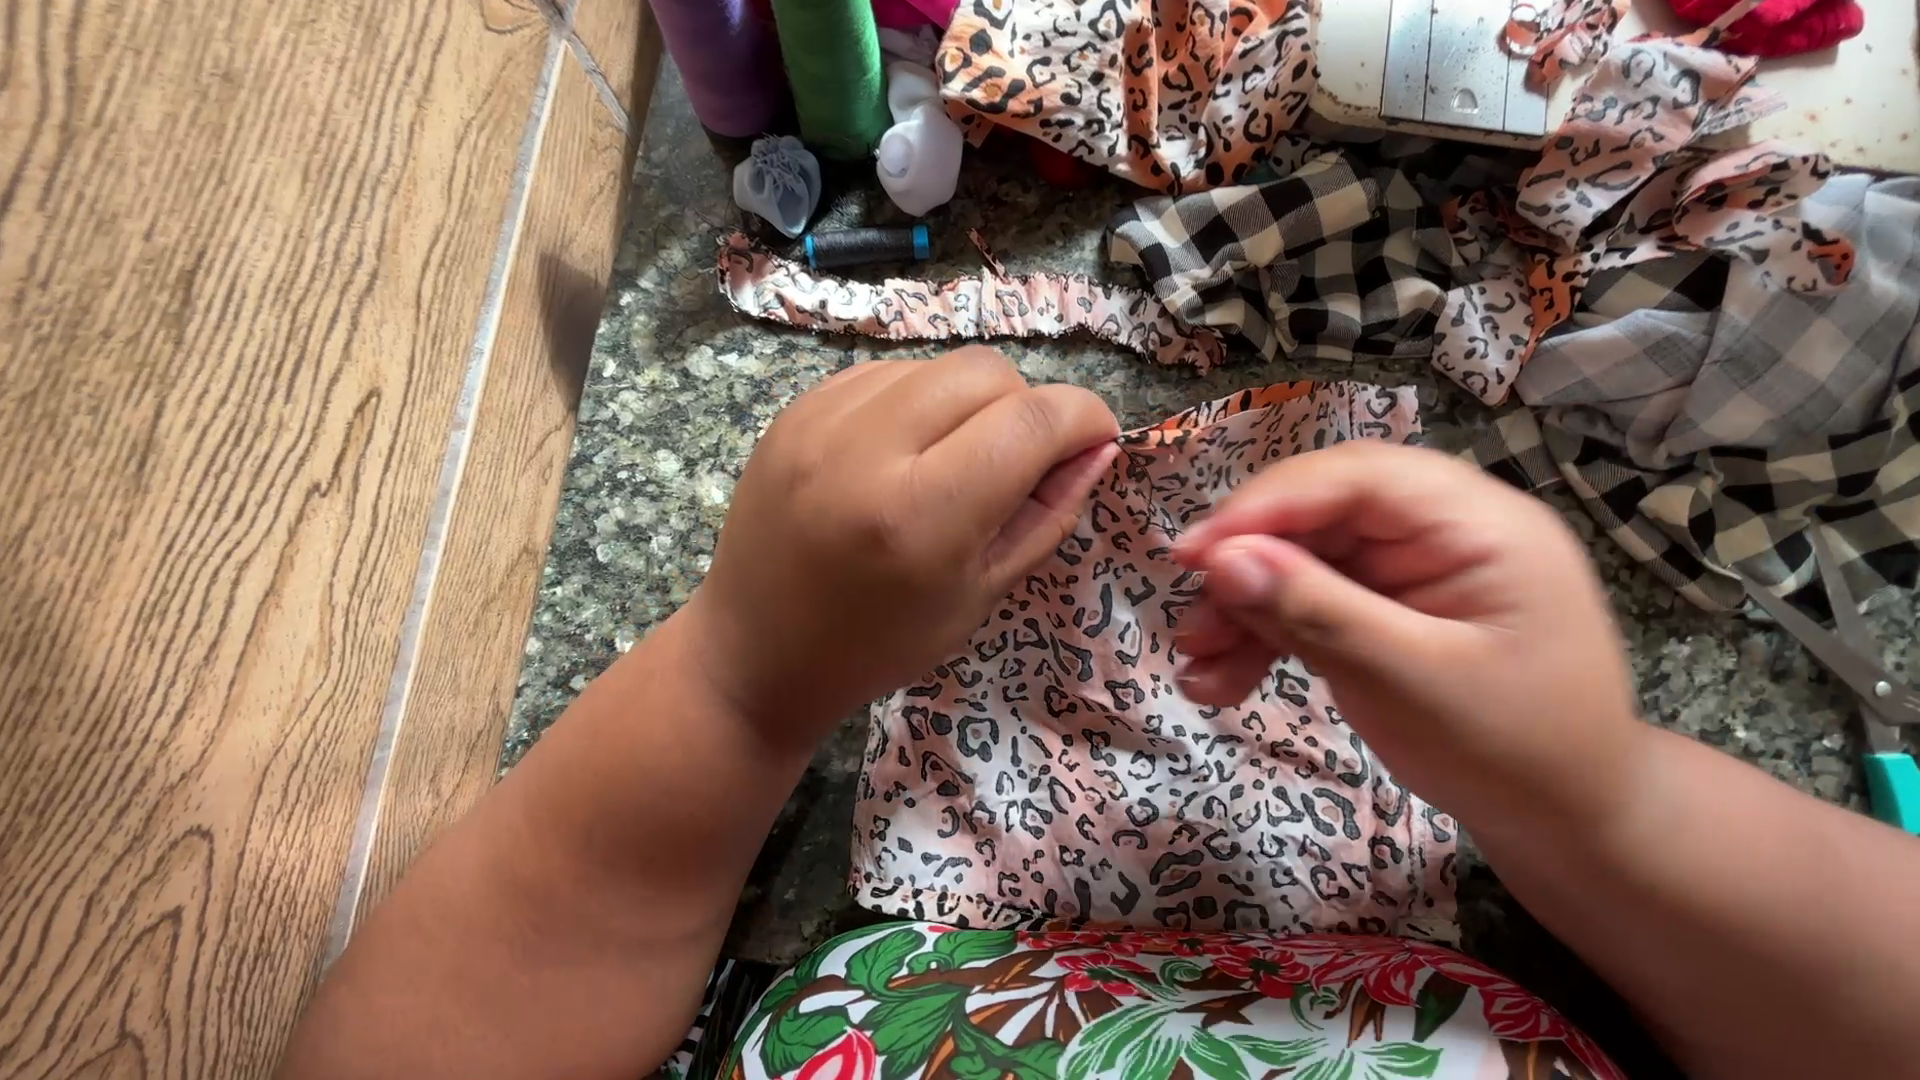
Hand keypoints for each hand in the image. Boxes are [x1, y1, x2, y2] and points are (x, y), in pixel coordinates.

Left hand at [685, 348, 1119, 746]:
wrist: (755, 651)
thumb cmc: (877, 644)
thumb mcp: (980, 596)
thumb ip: (1048, 515)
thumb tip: (1098, 449)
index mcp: (921, 514)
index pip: (1032, 420)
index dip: (1086, 418)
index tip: (1096, 441)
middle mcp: (867, 448)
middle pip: (988, 371)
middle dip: (1026, 407)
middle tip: (1017, 462)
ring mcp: (819, 420)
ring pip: (937, 363)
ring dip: (969, 402)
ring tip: (952, 459)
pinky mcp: (793, 409)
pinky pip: (886, 373)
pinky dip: (916, 400)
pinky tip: (903, 450)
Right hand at [1170, 441, 1644, 832]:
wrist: (1566, 821)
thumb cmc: (1512, 750)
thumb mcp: (1409, 681)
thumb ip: (1316, 613)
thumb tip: (1219, 560)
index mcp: (1476, 522)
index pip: (1353, 479)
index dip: (1264, 506)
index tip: (1192, 555)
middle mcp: (1436, 528)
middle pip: (1315, 518)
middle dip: (1245, 570)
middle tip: (1190, 620)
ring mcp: (1406, 567)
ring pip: (1298, 561)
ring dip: (1242, 613)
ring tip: (1196, 667)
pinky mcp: (1381, 603)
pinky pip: (1306, 602)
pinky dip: (1261, 638)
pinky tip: (1220, 680)